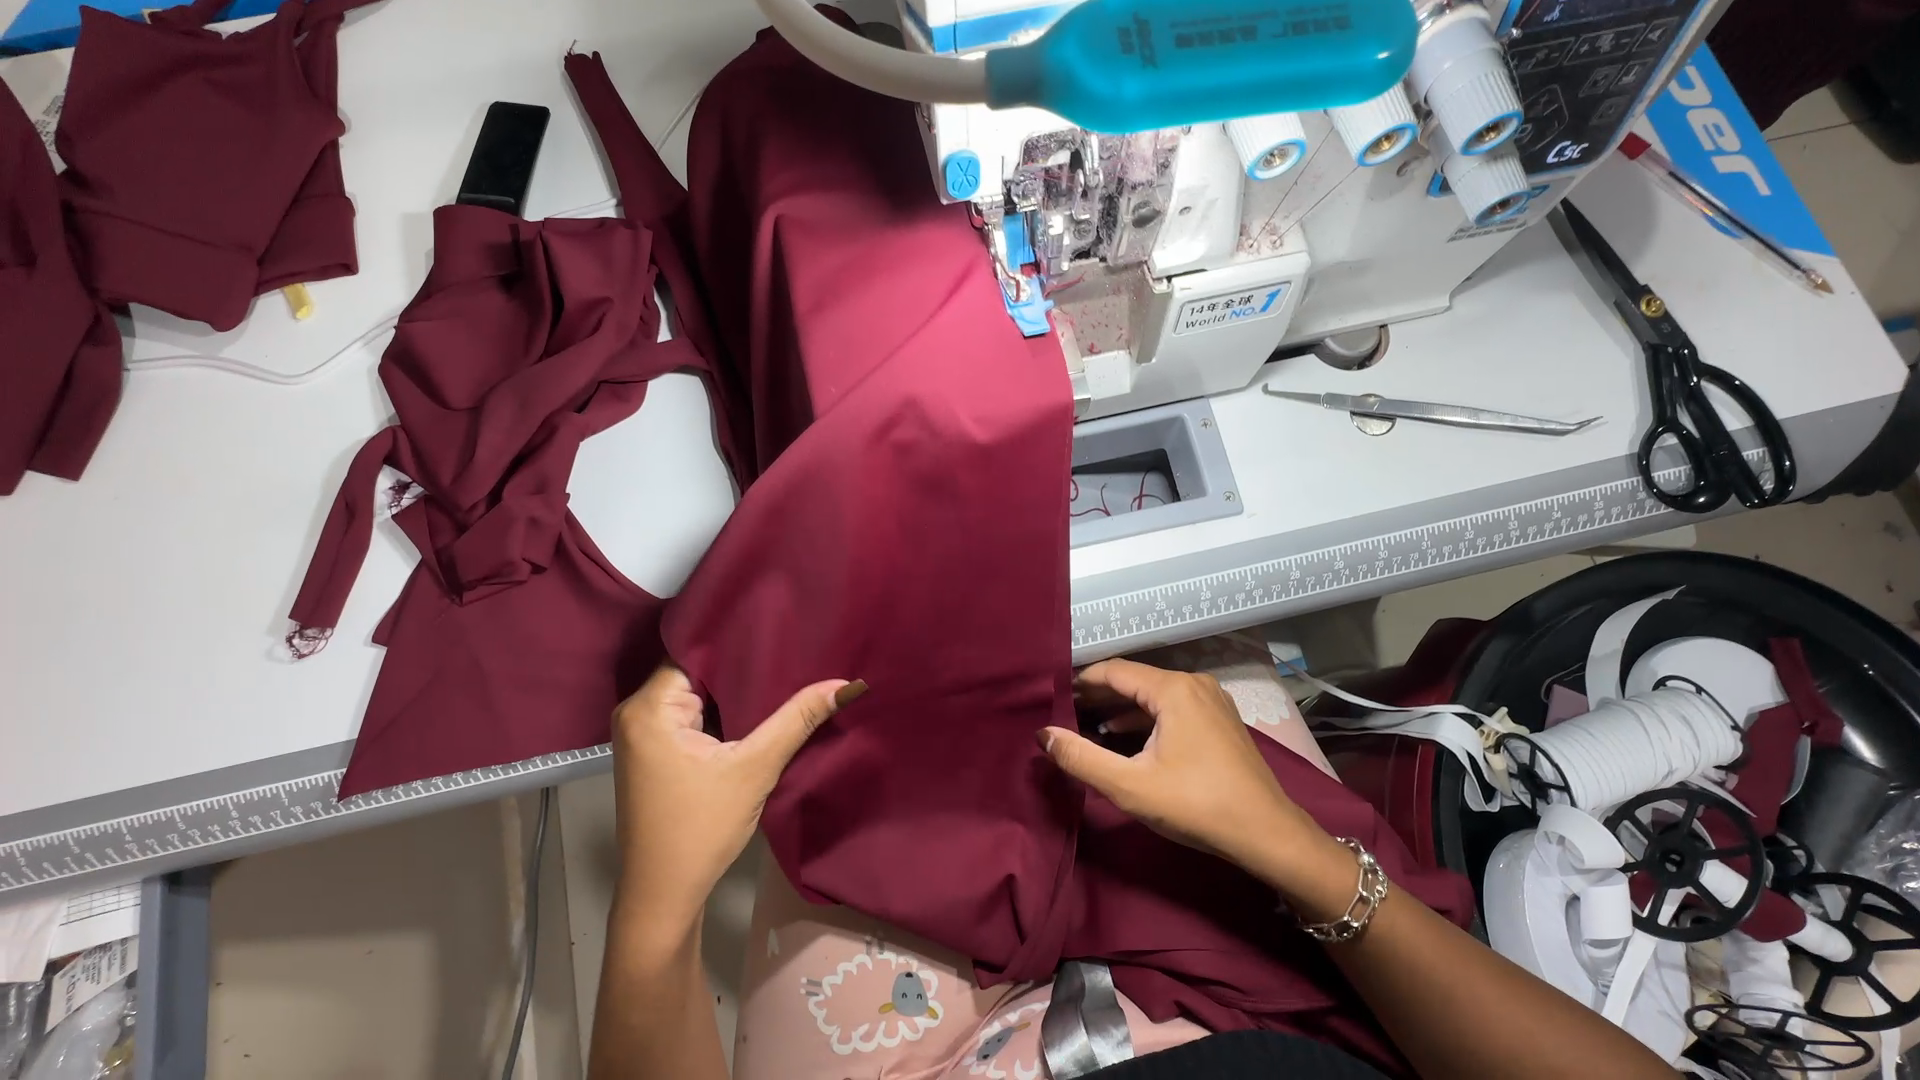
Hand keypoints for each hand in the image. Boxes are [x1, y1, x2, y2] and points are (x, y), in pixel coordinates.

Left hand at [610, 664, 865, 928]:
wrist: (663, 895)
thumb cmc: (700, 830)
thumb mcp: (754, 769)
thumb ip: (797, 720)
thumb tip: (847, 683)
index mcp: (649, 707)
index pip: (696, 653)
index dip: (739, 641)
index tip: (781, 626)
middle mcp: (636, 712)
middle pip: (696, 673)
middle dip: (743, 665)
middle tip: (793, 645)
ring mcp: (642, 734)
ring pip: (697, 696)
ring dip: (735, 692)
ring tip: (784, 671)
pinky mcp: (653, 753)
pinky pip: (691, 717)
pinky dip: (722, 714)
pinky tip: (759, 708)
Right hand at [1040, 658, 1330, 877]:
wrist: (1266, 833)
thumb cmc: (1195, 805)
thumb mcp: (1129, 785)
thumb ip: (1081, 757)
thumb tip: (1044, 735)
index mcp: (1173, 689)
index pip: (1114, 671)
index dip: (1080, 682)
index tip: (1052, 697)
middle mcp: (1194, 684)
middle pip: (1134, 680)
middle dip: (1099, 696)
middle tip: (1064, 713)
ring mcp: (1212, 700)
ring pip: (1154, 694)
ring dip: (1121, 708)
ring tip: (1087, 726)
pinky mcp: (1220, 719)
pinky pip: (1173, 707)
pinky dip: (1146, 717)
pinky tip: (1126, 737)